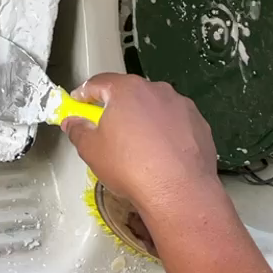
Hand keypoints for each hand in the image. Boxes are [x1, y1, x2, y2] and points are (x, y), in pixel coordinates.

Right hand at [59, 73, 221, 213]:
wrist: (178, 191)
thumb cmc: (130, 167)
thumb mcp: (90, 150)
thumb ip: (77, 130)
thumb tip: (72, 122)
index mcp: (127, 90)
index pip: (98, 82)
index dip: (84, 93)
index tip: (77, 104)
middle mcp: (156, 90)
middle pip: (129, 92)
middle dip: (115, 106)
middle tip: (106, 127)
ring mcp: (181, 105)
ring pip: (154, 106)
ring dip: (142, 118)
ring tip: (136, 145)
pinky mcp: (199, 123)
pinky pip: (174, 122)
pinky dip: (164, 131)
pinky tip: (159, 154)